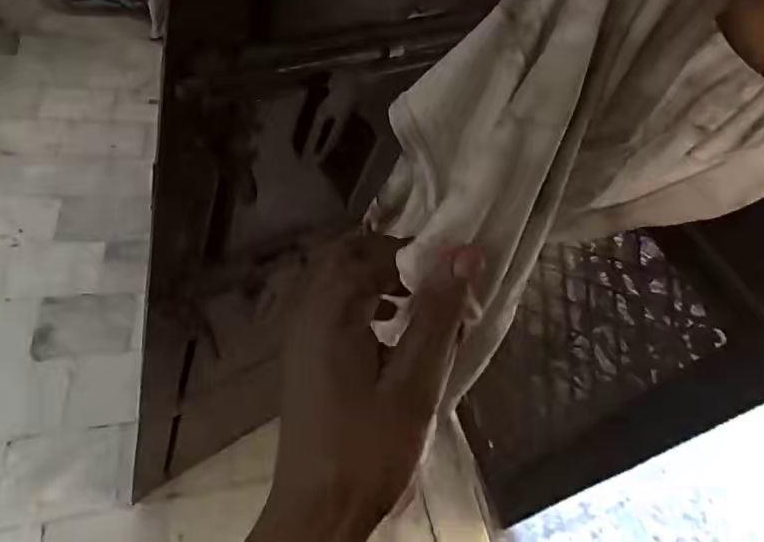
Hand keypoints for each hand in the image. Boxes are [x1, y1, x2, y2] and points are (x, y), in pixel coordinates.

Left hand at [249, 233, 481, 541]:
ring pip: (336, 275)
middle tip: (431, 272)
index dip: (417, 252)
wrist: (316, 512)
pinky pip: (330, 300)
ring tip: (415, 296)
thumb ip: (437, 316)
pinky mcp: (302, 351)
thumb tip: (464, 255)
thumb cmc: (368, 449)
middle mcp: (307, 307)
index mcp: (330, 307)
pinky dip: (360, 296)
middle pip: (347, 253)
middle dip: (391, 255)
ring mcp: (299, 329)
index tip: (453, 264)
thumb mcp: (414, 385)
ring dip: (375, 273)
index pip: (376, 252)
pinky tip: (388, 325)